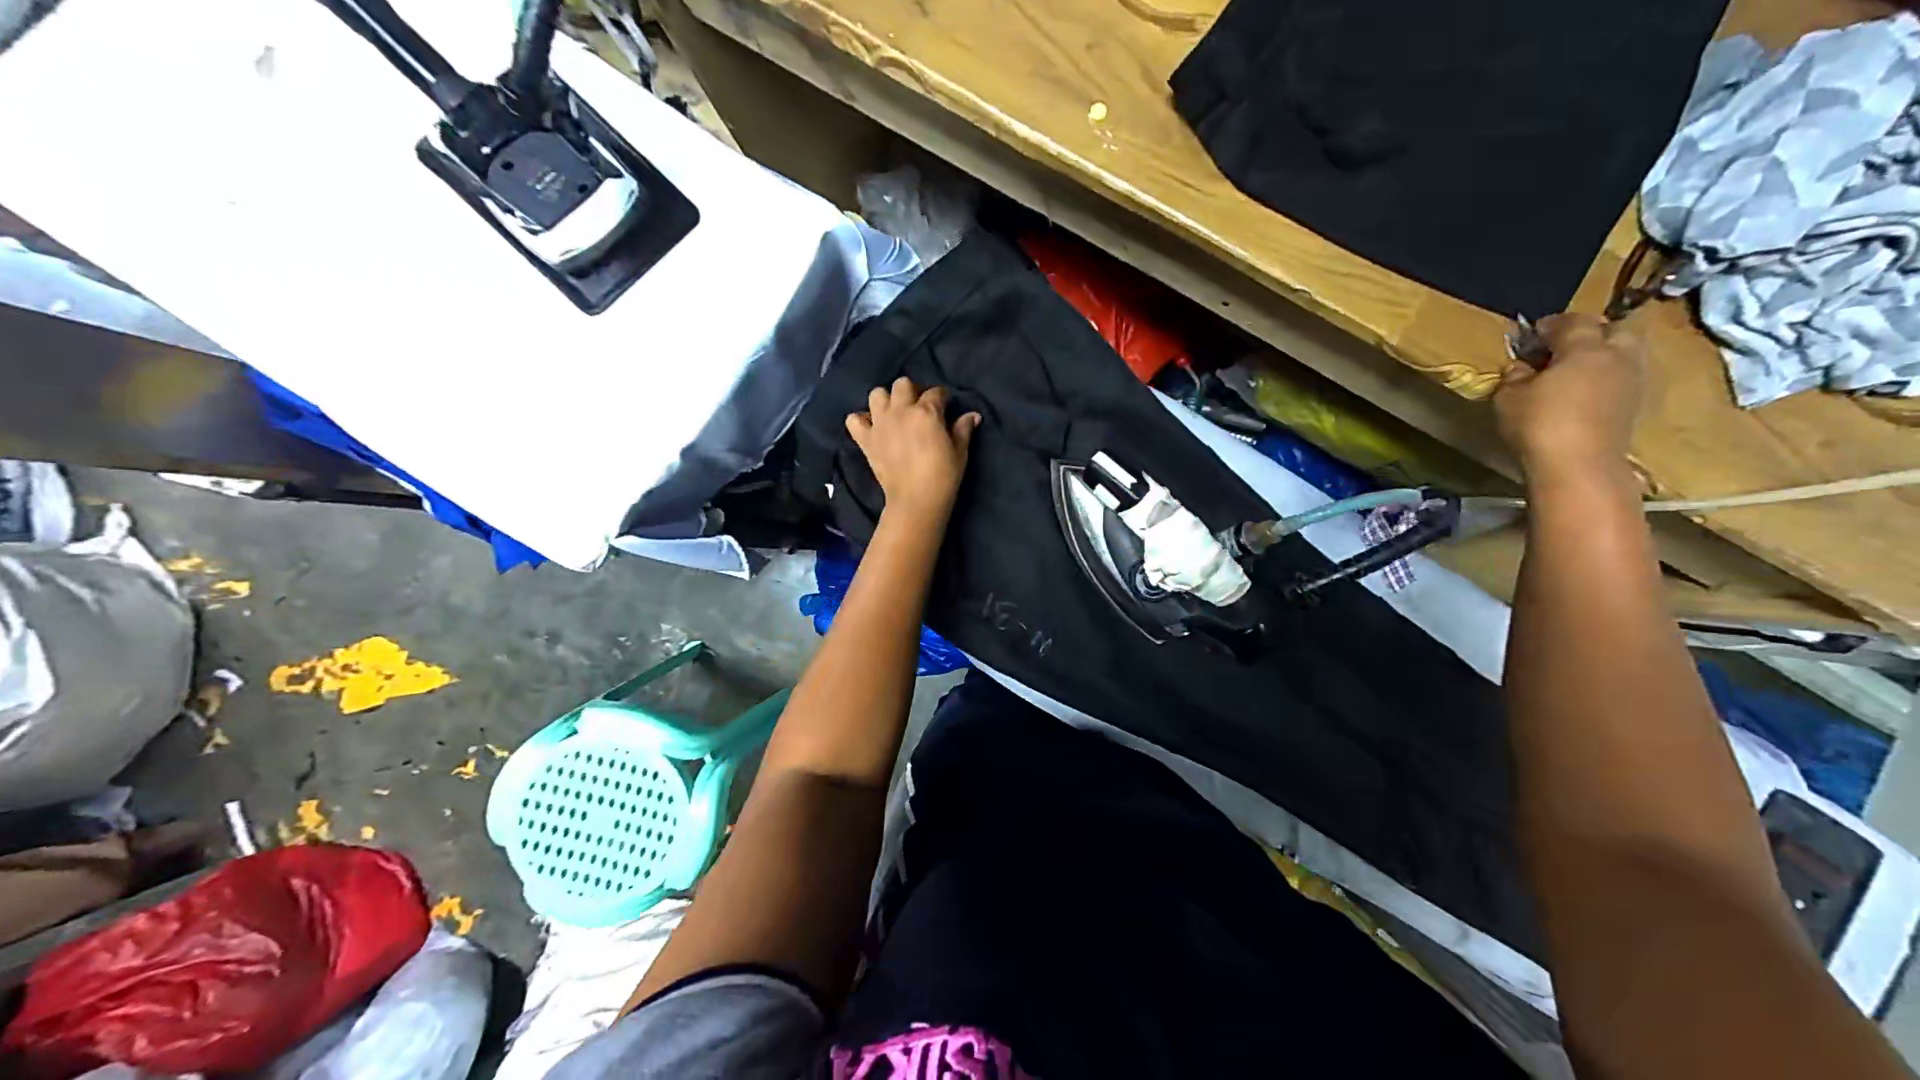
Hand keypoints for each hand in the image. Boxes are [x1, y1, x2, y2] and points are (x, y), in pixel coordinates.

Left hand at [846, 378, 981, 521]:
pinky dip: (861, 420)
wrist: (916, 500)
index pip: (935, 392)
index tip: (944, 406)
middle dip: (911, 391)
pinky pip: (854, 420)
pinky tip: (871, 428)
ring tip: (894, 414)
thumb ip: (963, 429)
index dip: (941, 397)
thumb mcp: (959, 452)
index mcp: (926, 411)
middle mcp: (900, 411)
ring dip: (885, 400)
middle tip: (918, 408)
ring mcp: (880, 423)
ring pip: (877, 394)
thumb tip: (973, 415)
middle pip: (902, 384)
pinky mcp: (866, 439)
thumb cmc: (943, 476)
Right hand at [1494, 313, 1647, 481]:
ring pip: (1625, 351)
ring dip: (1603, 353)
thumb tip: (1523, 366)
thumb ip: (1515, 375)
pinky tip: (1585, 391)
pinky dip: (1607, 376)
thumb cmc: (1538, 425)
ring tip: (1575, 369)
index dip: (1549, 324)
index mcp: (1586, 347)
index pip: (1571, 321)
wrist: (1579, 466)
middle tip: (1562, 347)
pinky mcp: (1636, 403)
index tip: (1530, 335)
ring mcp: (1634, 379)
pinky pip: (1624, 375)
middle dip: (1590, 332)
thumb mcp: (1508, 397)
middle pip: (1613, 328)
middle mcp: (1618, 355)